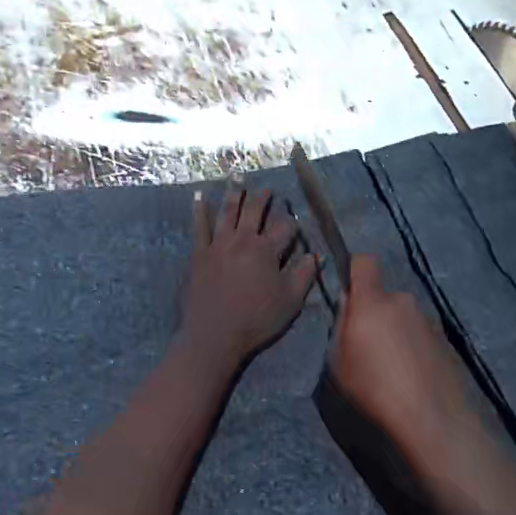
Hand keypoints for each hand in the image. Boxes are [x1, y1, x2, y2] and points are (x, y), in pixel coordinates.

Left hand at [180, 186, 318, 362]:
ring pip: (227, 212)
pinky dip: (199, 209)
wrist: (214, 335)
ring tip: (238, 179)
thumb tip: (316, 255)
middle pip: (254, 212)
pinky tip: (200, 195)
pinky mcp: (199, 254)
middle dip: (263, 198)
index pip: (284, 229)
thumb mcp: (290, 300)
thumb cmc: (256, 319)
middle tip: (267, 189)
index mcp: (266, 250)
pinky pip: (199, 226)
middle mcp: (243, 240)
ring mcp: (218, 245)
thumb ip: (305, 275)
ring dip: (234, 194)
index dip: (292, 224)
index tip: (296, 222)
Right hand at [331, 255, 479, 454]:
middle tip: (366, 346)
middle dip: (373, 312)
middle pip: (382, 296)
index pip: (365, 262)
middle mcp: (403, 301)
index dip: (355, 270)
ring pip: (401, 315)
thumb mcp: (338, 361)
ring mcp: (427, 318)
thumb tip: (348, 300)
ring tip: (391, 366)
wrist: (432, 416)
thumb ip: (341, 323)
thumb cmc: (375, 389)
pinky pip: (418, 331)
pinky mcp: (444, 337)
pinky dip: (411, 344)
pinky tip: (411, 373)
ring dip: (394, 330)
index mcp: (373, 302)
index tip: (348, 293)